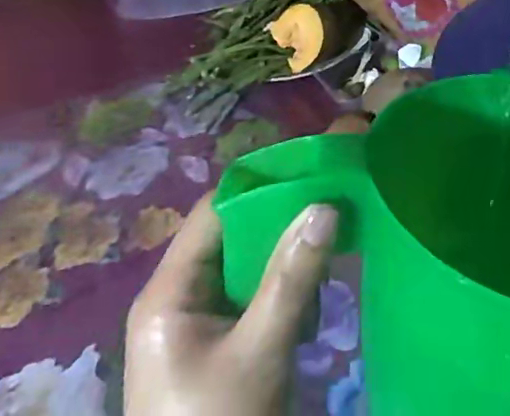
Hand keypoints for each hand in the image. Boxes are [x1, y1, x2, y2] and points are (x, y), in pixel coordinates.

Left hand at [125, 197, 337, 415]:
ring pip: (252, 259)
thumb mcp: (259, 349)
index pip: (216, 210)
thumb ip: (292, 277)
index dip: (263, 180)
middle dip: (287, 210)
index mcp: (168, 293)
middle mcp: (181, 296)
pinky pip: (259, 288)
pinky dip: (291, 277)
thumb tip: (326, 203)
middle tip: (339, 187)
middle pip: (236, 231)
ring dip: (293, 245)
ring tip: (340, 224)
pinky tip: (323, 277)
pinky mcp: (224, 339)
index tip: (316, 161)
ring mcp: (202, 320)